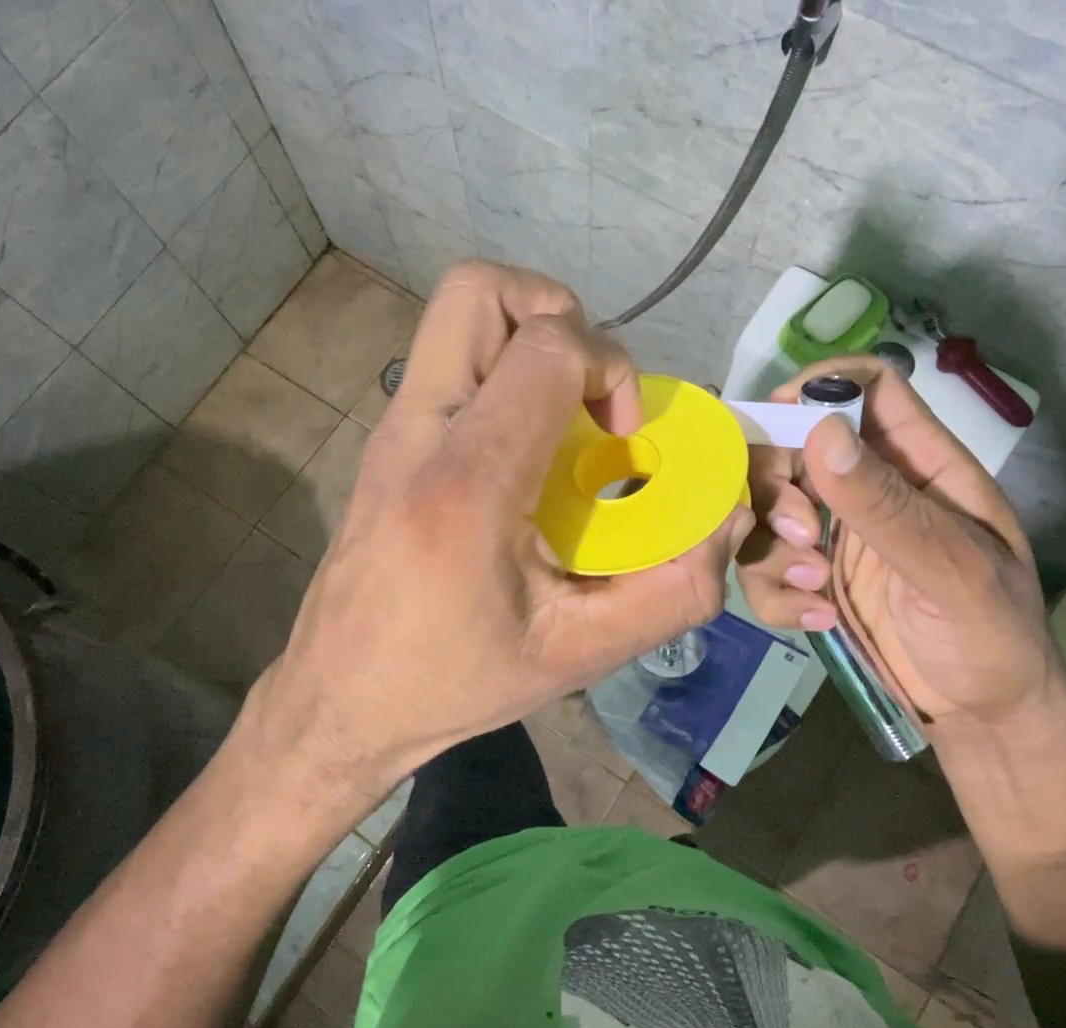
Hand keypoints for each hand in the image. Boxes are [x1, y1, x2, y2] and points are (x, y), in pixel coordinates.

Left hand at [253, 261, 750, 793]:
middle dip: (557, 313)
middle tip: (590, 394)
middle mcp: (419, 432)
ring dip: (526, 338)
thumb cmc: (454, 682)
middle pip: (478, 290)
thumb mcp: (576, 657)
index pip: (546, 348)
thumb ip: (670, 594)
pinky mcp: (384, 443)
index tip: (625, 437)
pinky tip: (525, 454)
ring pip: (457, 316)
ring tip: (563, 416)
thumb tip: (725, 523)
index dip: (609, 365)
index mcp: (469, 484)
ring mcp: (391, 430)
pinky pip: (449, 363)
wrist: (340, 700)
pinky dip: (501, 374)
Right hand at [735, 357, 1059, 727]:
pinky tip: (817, 620)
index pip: (872, 389)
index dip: (825, 384)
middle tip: (797, 532)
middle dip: (779, 485)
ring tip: (815, 590)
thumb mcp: (948, 569)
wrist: (982, 717)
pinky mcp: (813, 580)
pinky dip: (775, 593)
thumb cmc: (992, 635)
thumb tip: (821, 430)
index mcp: (922, 465)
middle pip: (796, 446)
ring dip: (773, 547)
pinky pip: (765, 566)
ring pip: (768, 509)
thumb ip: (886, 505)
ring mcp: (838, 535)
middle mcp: (872, 490)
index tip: (780, 413)